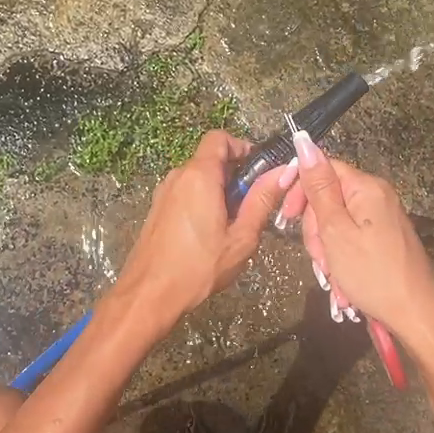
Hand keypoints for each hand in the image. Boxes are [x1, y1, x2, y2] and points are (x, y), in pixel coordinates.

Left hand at [113, 130, 297, 321]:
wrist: (149, 294)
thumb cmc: (199, 267)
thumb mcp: (241, 237)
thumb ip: (262, 200)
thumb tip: (285, 172)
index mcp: (199, 175)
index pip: (219, 138)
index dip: (242, 147)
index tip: (259, 170)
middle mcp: (178, 176)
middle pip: (210, 159)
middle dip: (235, 176)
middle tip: (252, 207)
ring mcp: (164, 192)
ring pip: (198, 178)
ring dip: (219, 192)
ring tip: (234, 226)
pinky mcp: (158, 209)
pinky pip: (186, 193)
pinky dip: (203, 202)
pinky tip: (211, 235)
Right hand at [284, 130, 433, 330]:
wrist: (418, 317)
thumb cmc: (372, 274)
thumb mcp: (335, 231)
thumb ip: (318, 187)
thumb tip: (304, 140)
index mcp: (366, 187)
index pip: (322, 168)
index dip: (299, 190)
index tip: (285, 218)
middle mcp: (377, 195)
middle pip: (327, 197)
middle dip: (315, 230)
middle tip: (320, 260)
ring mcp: (382, 217)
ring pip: (335, 222)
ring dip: (326, 250)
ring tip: (332, 278)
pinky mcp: (384, 238)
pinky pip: (350, 237)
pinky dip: (340, 258)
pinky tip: (342, 282)